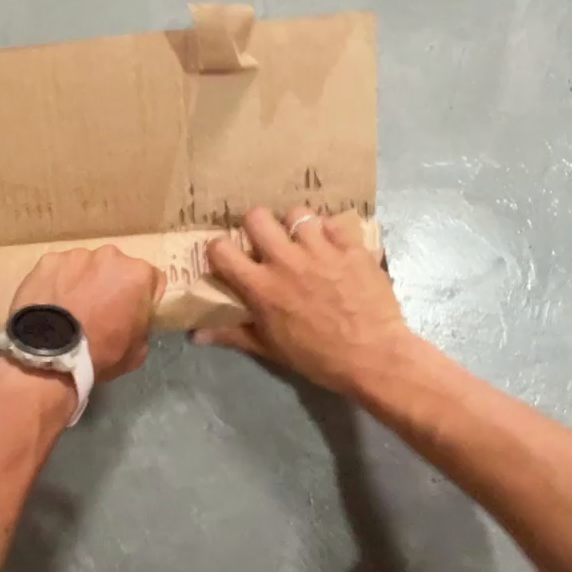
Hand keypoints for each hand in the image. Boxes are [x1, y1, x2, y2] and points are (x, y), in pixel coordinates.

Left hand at [11, 247, 164, 381]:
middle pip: (115, 268)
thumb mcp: (138, 350)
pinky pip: (57, 270)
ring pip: (85, 267)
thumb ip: (141, 324)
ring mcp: (76, 255)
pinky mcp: (47, 261)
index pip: (150, 280)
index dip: (141, 298)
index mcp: (138, 274)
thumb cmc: (100, 354)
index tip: (130, 313)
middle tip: (98, 311)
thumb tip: (131, 320)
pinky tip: (50, 305)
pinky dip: (56, 283)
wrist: (50, 356)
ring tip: (69, 309)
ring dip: (82, 282)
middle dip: (110, 285)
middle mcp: (109, 255)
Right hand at [197, 206, 439, 399]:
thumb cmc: (318, 358)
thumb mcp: (271, 349)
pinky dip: (330, 231)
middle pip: (256, 217)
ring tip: (304, 241)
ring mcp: (320, 250)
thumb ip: (233, 334)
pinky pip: (333, 222)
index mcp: (260, 287)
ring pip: (296, 213)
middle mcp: (285, 261)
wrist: (374, 357)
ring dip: (296, 226)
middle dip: (257, 225)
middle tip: (267, 241)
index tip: (228, 257)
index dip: (219, 250)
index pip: (221, 250)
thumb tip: (197, 336)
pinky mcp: (350, 247)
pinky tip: (333, 246)